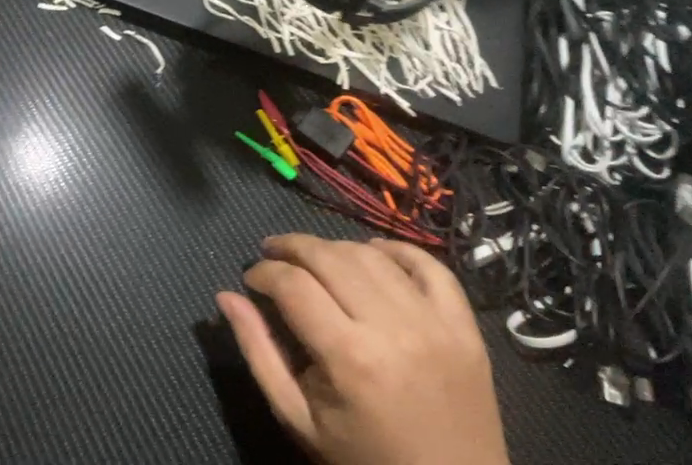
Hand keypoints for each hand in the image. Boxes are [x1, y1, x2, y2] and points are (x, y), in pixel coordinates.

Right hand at [218, 235, 508, 464]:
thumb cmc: (363, 457)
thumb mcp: (297, 416)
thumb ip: (258, 352)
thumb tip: (226, 296)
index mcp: (349, 357)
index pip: (292, 284)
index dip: (262, 272)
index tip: (251, 280)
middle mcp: (394, 330)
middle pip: (330, 257)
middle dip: (290, 247)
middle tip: (272, 254)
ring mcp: (436, 326)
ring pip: (372, 256)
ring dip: (335, 247)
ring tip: (315, 259)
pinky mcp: (466, 329)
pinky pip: (431, 268)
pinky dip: (397, 251)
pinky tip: (372, 254)